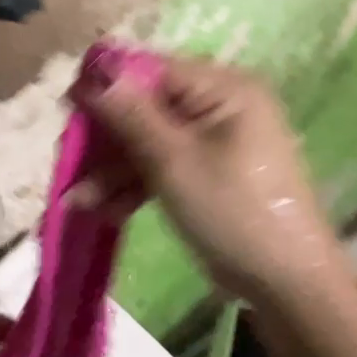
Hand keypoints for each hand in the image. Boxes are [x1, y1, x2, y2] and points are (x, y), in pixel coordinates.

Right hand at [70, 58, 343, 305]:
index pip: (148, 68)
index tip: (67, 112)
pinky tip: (103, 209)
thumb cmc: (234, 213)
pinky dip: (133, 184)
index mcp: (223, 87)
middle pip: (143, 104)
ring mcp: (214, 139)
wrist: (289, 288)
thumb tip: (92, 69)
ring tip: (78, 201)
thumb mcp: (173, 160)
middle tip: (68, 160)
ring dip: (111, 169)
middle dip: (103, 137)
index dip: (104, 86)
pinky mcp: (207, 170)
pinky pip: (160, 163)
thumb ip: (129, 112)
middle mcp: (219, 103)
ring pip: (146, 139)